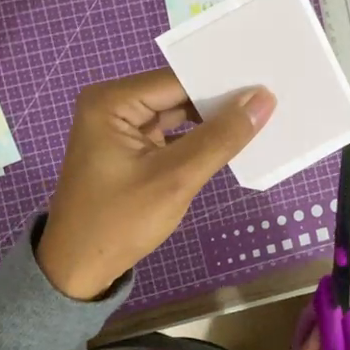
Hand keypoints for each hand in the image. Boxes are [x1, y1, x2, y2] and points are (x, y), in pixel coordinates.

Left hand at [36, 70, 274, 300]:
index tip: (268, 81)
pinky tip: (231, 139)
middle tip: (272, 97)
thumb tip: (264, 99)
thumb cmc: (118, 223)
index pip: (178, 80)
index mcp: (111, 100)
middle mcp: (111, 104)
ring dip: (211, 121)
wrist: (76, 270)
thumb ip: (220, 137)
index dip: (223, 82)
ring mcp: (118, 126)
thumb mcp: (175, 179)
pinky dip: (196, 139)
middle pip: (177, 93)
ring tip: (262, 115)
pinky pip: (169, 133)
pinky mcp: (127, 148)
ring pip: (176, 113)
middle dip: (219, 100)